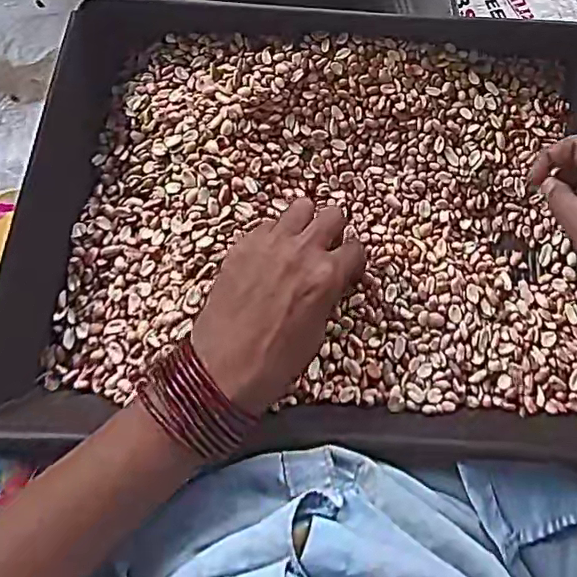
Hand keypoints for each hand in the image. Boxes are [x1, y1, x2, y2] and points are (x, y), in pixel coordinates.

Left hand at [190, 198, 366, 412]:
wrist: (221, 369)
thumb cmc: (273, 362)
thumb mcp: (317, 331)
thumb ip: (328, 293)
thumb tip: (331, 279)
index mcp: (326, 275)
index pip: (355, 247)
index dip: (353, 257)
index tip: (347, 263)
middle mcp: (302, 251)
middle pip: (333, 214)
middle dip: (334, 229)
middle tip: (326, 246)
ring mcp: (270, 243)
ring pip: (300, 207)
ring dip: (304, 222)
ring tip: (298, 241)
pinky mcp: (244, 243)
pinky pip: (268, 224)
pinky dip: (273, 235)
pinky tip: (268, 255)